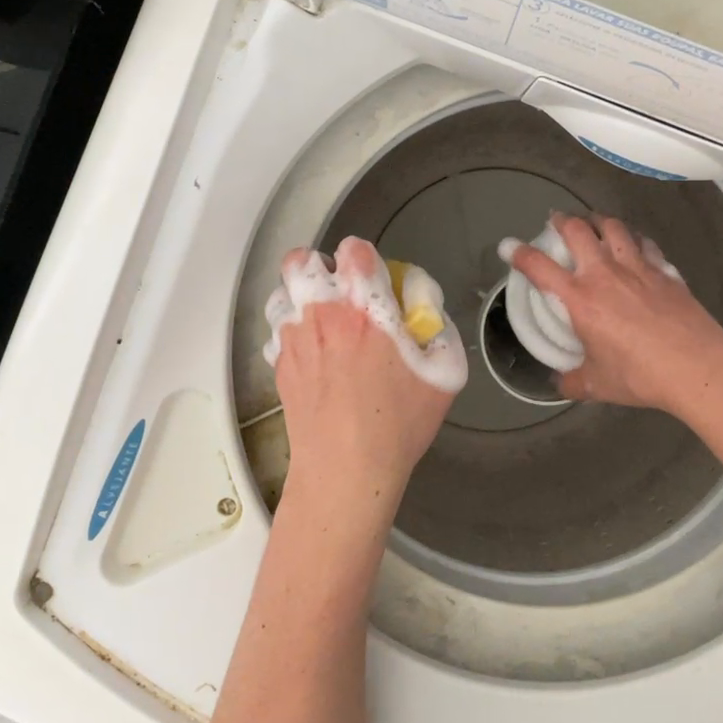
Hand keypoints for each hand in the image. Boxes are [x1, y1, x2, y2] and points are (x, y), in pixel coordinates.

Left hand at [265, 238, 463, 506]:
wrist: (346, 472)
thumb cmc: (397, 423)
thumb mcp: (445, 373)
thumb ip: (438, 325)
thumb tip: (421, 304)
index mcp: (367, 310)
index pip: (355, 251)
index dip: (365, 258)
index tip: (375, 278)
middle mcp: (322, 315)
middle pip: (301, 260)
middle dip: (321, 267)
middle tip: (342, 293)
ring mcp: (293, 339)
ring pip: (282, 291)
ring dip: (301, 296)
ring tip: (323, 320)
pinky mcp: (279, 364)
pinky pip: (277, 329)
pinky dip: (291, 330)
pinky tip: (311, 351)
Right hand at [502, 213, 722, 414]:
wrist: (697, 368)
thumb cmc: (640, 376)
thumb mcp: (597, 385)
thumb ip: (572, 381)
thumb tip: (560, 382)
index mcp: (581, 299)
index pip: (540, 267)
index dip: (519, 253)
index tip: (508, 246)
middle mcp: (606, 274)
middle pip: (578, 230)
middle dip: (562, 221)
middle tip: (556, 222)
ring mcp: (638, 268)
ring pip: (614, 227)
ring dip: (598, 220)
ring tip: (593, 222)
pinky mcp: (665, 271)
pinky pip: (645, 243)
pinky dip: (633, 238)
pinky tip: (634, 243)